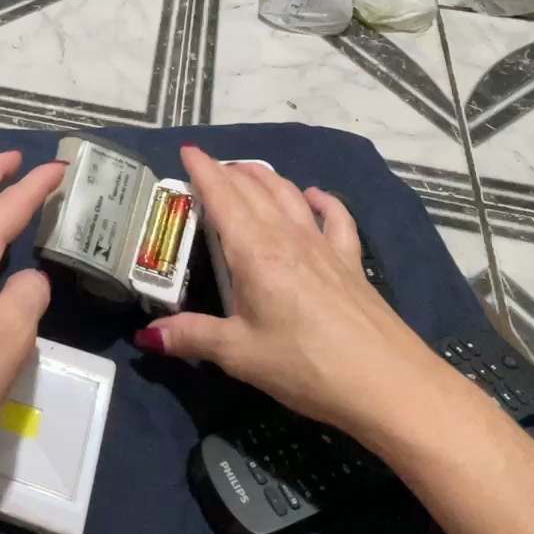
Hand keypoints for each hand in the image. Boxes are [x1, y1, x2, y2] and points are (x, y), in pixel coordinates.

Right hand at [137, 145, 449, 437]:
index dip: (202, 169)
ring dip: (264, 177)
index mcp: (253, 250)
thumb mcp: (240, 354)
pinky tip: (314, 195)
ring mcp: (322, 245)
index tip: (186, 149)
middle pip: (253, 188)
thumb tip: (146, 336)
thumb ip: (192, 337)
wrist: (388, 384)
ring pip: (288, 194)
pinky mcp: (350, 261)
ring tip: (246, 171)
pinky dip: (321, 200)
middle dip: (227, 171)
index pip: (222, 195)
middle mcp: (286, 235)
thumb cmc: (305, 365)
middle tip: (207, 167)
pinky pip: (335, 217)